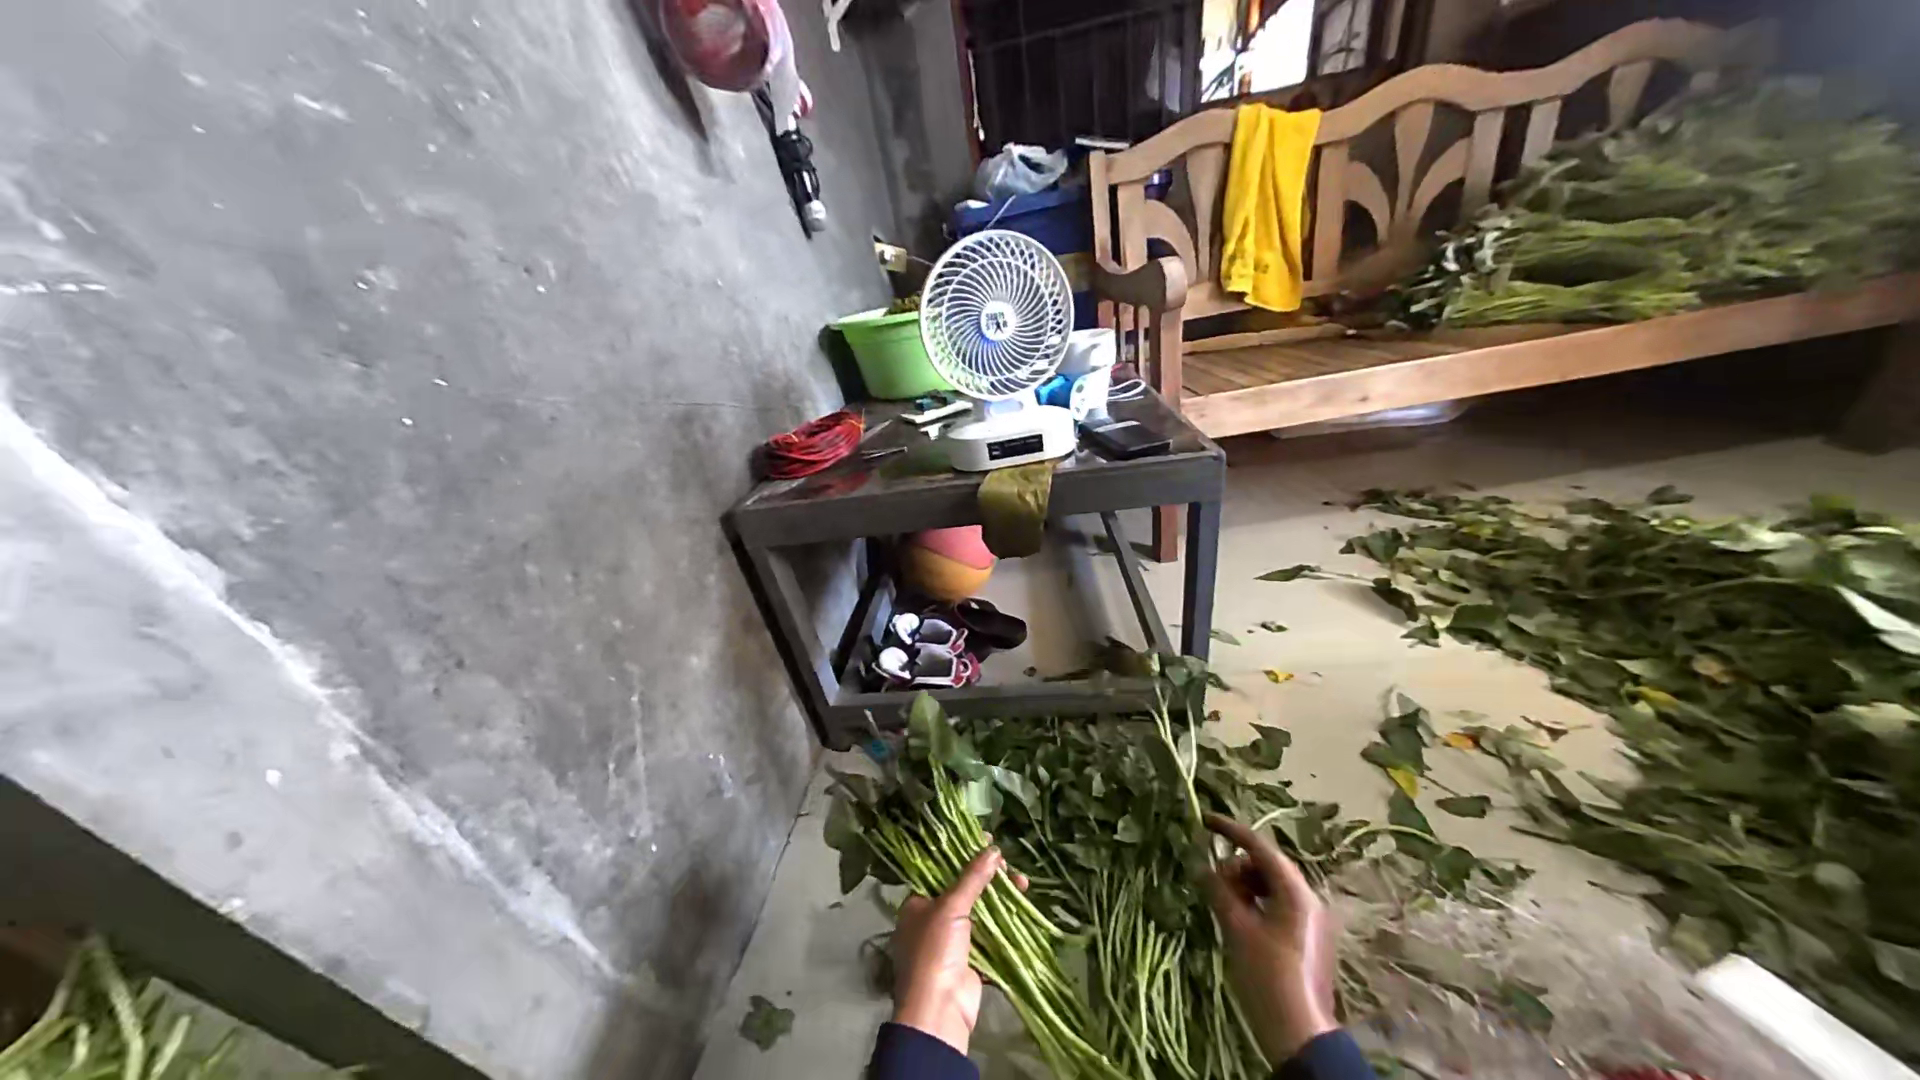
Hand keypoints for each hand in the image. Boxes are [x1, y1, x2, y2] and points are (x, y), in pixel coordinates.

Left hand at [890, 846, 1025, 1054]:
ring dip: (1000, 898)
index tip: (986, 841)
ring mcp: (952, 942)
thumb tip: (993, 850)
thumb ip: (972, 878)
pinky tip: (1022, 908)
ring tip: (1022, 882)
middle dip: (987, 876)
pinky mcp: (970, 961)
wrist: (939, 1011)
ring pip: (979, 912)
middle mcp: (932, 920)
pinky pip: (989, 935)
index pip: (941, 870)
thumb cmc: (935, 951)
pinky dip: (1005, 923)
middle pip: (963, 890)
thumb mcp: (951, 907)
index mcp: (917, 904)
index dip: (963, 854)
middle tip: (1007, 863)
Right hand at [1204, 813, 1338, 1064]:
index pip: (1259, 847)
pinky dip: (1255, 902)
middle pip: (1266, 865)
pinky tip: (1238, 918)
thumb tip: (1200, 864)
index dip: (1230, 830)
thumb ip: (1218, 889)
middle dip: (1237, 867)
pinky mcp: (1305, 937)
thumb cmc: (1266, 975)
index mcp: (1296, 892)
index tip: (1204, 819)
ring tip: (1224, 904)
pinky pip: (1276, 904)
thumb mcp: (1236, 928)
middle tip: (1213, 883)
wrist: (1298, 1034)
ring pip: (1270, 884)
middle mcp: (1308, 899)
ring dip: (1244, 885)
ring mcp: (1309, 920)